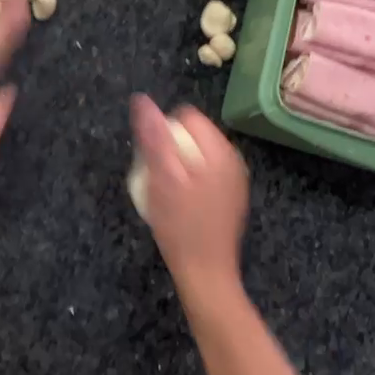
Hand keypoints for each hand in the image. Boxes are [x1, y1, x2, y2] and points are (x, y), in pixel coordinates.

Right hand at [130, 95, 248, 285]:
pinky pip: (203, 178)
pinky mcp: (229, 201)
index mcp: (220, 151)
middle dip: (169, 150)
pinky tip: (177, 206)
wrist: (205, 273)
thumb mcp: (161, 178)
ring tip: (164, 194)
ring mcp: (233, 182)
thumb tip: (141, 100)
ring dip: (176, 168)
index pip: (186, 117)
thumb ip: (153, 137)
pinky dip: (186, 184)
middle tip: (155, 179)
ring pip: (196, 157)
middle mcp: (233, 161)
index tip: (150, 159)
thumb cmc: (180, 227)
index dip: (162, 132)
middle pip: (192, 137)